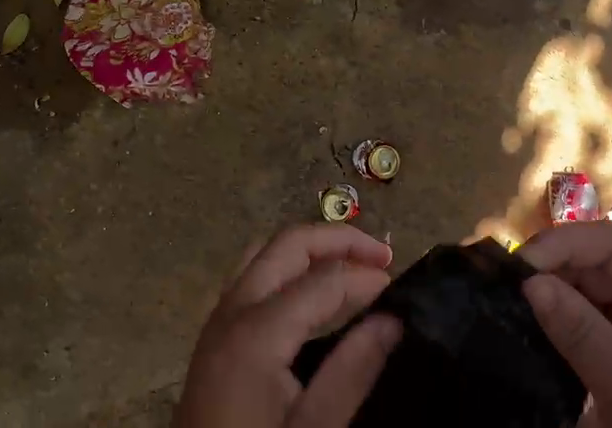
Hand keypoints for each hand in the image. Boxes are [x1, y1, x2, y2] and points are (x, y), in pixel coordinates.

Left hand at [175, 225, 402, 427]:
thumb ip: (352, 371)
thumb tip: (392, 319)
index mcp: (257, 330)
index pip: (323, 278)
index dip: (364, 275)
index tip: (398, 284)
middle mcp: (233, 310)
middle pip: (288, 245)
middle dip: (337, 240)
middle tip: (381, 254)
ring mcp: (217, 320)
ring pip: (265, 253)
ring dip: (310, 249)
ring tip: (351, 262)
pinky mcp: (213, 337)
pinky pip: (251, 276)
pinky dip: (287, 266)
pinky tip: (311, 290)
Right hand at [520, 222, 611, 427]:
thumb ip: (584, 337)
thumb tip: (531, 281)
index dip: (563, 245)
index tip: (515, 270)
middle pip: (601, 262)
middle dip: (553, 269)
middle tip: (501, 290)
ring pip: (592, 288)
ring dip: (552, 293)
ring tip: (508, 305)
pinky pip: (593, 319)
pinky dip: (562, 320)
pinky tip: (532, 329)